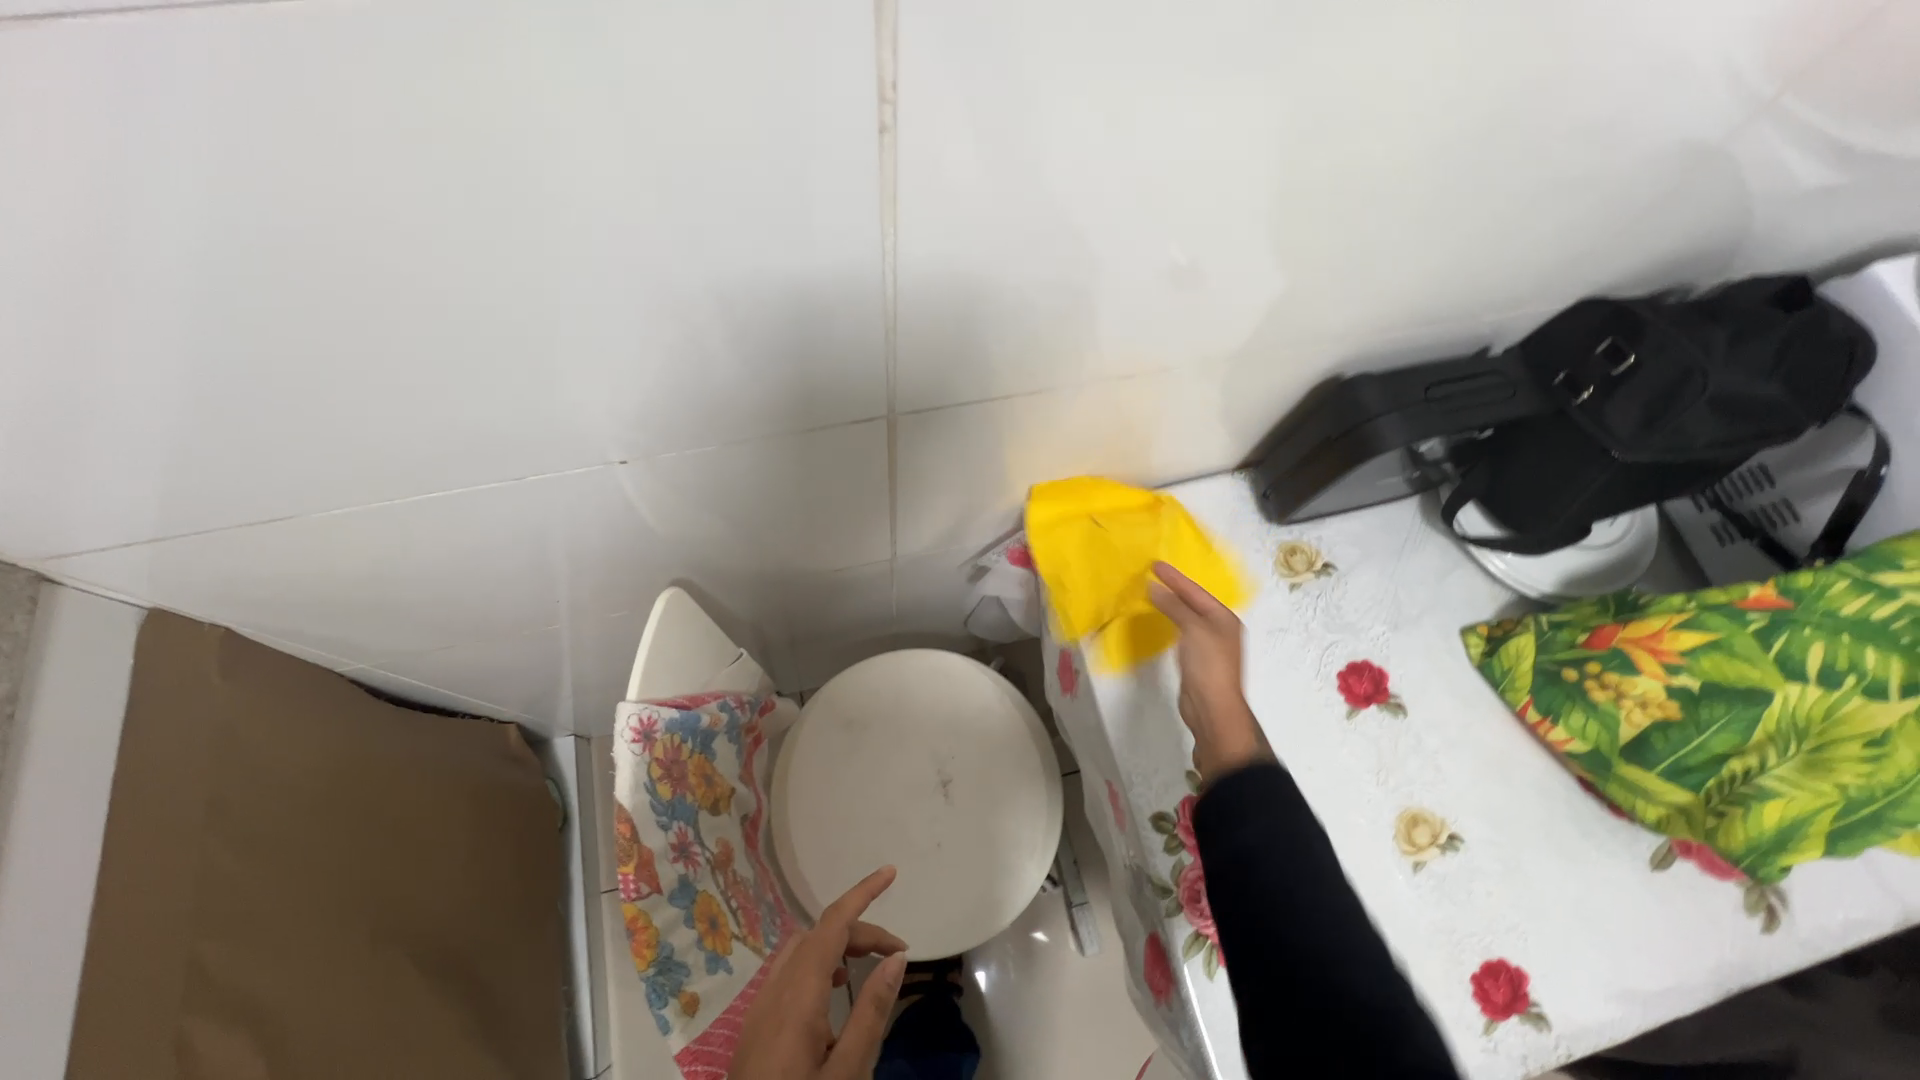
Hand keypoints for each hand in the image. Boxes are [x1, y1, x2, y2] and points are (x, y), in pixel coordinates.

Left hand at [729, 866, 909, 1079]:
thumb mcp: (848, 1072)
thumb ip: (872, 1011)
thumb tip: (894, 958)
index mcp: (798, 994)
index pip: (832, 924)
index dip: (861, 893)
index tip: (890, 873)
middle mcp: (775, 989)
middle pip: (820, 936)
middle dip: (860, 929)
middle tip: (899, 952)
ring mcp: (761, 1006)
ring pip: (803, 952)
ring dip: (839, 946)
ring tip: (871, 963)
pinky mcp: (757, 1024)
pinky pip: (790, 972)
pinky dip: (819, 964)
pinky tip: (834, 990)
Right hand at [1149, 561, 1270, 781]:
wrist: (1213, 708)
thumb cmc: (1208, 665)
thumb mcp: (1192, 629)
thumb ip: (1175, 606)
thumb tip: (1154, 587)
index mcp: (1224, 618)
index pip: (1195, 592)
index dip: (1175, 578)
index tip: (1154, 565)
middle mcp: (1220, 629)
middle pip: (1195, 603)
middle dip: (1175, 589)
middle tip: (1153, 575)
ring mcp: (1210, 646)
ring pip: (1189, 617)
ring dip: (1173, 605)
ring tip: (1155, 594)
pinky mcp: (1199, 661)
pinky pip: (1184, 633)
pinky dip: (1172, 622)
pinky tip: (1163, 621)